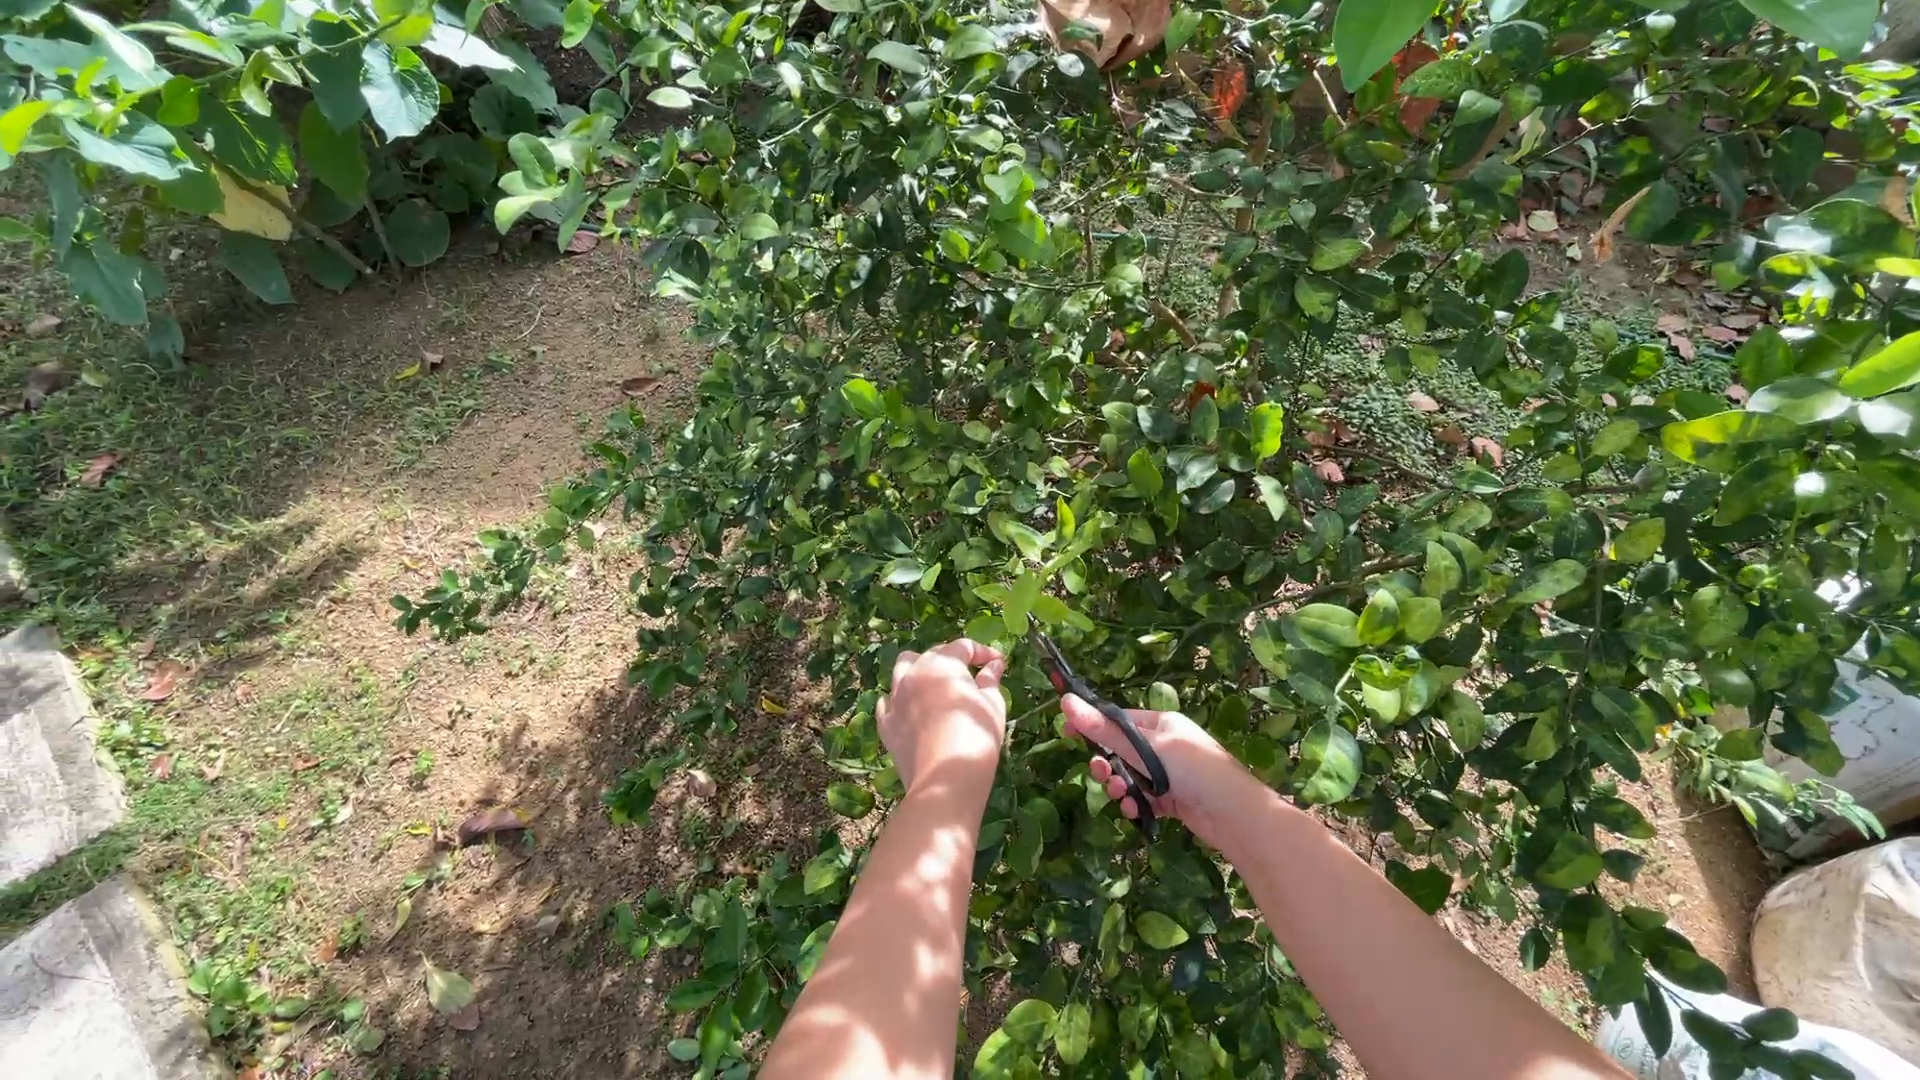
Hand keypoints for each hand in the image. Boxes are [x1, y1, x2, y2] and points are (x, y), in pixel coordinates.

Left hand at [877, 639, 1008, 791]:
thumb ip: (990, 680)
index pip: (964, 646)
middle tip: (971, 675)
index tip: (998, 663)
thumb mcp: (993, 704)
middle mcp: (914, 673)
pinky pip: (889, 702)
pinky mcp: (885, 723)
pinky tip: (912, 710)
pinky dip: (901, 701)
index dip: (984, 652)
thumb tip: (994, 666)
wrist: (947, 778)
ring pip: (903, 671)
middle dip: (952, 660)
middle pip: (932, 655)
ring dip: (920, 672)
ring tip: (935, 686)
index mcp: (942, 663)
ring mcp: (895, 698)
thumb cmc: (977, 734)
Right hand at [1061, 694, 1250, 849]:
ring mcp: (1170, 774)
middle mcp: (1164, 745)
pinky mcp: (1173, 799)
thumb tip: (1066, 701)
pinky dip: (1136, 803)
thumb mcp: (1144, 748)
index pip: (1118, 720)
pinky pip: (1143, 798)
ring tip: (1120, 796)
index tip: (1066, 735)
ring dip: (1119, 786)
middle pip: (1121, 751)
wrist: (1235, 815)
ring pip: (1130, 777)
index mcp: (1161, 724)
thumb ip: (1104, 730)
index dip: (1092, 727)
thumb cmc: (1192, 769)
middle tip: (1099, 773)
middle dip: (1107, 763)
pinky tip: (1134, 811)